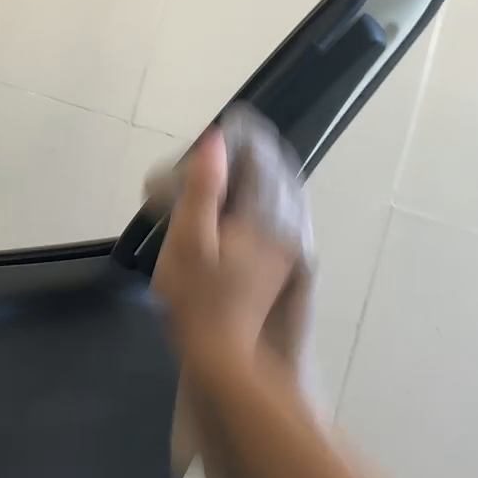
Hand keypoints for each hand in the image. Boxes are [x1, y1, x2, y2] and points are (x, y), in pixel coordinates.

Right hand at [152, 128, 297, 372]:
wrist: (225, 359)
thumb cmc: (196, 297)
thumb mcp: (189, 238)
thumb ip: (203, 188)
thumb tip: (215, 141)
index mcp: (262, 219)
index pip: (260, 162)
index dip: (245, 137)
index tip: (232, 118)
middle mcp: (285, 229)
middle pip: (279, 176)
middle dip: (257, 152)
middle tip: (231, 137)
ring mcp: (288, 250)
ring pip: (286, 196)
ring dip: (266, 172)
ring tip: (244, 158)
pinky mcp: (283, 265)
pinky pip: (285, 215)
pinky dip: (272, 195)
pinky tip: (255, 199)